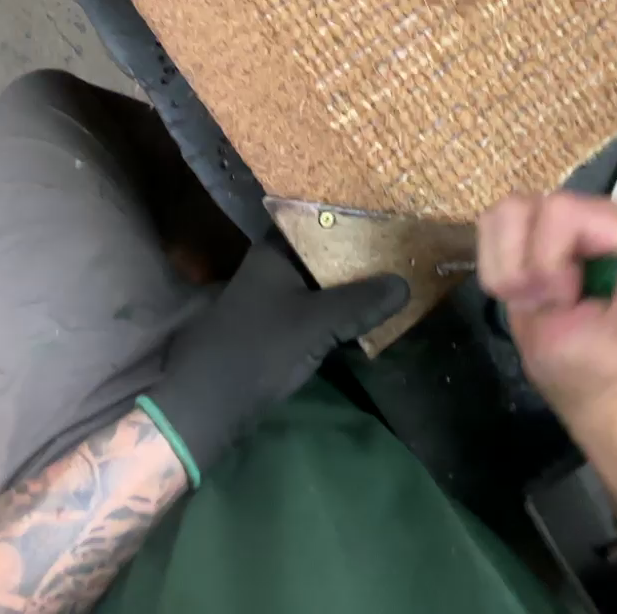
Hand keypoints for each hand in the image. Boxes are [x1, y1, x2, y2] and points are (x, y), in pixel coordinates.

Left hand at [141, 241, 407, 482]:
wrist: (211, 401)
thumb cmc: (260, 346)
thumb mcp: (316, 322)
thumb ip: (360, 302)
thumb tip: (405, 283)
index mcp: (275, 251)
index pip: (315, 219)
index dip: (349, 216)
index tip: (386, 216)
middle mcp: (273, 266)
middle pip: (322, 251)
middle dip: (357, 254)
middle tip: (400, 249)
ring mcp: (275, 297)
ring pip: (321, 282)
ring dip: (351, 285)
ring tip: (394, 279)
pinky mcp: (278, 326)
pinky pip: (317, 308)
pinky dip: (340, 310)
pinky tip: (369, 316)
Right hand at [477, 192, 616, 419]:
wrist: (565, 368)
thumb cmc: (596, 358)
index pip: (566, 211)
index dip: (548, 258)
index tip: (563, 299)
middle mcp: (597, 213)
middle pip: (534, 209)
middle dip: (529, 266)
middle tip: (546, 302)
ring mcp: (558, 213)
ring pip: (505, 212)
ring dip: (508, 266)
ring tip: (531, 296)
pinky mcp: (524, 222)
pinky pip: (488, 222)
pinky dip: (493, 265)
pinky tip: (517, 288)